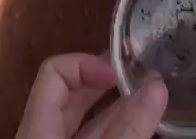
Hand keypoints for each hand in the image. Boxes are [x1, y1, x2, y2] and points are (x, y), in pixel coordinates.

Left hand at [14, 54, 168, 138]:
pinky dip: (121, 130)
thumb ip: (125, 128)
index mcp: (36, 128)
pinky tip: (146, 126)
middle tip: (145, 72)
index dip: (88, 64)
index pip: (55, 71)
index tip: (121, 71)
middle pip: (74, 95)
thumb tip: (158, 83)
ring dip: (121, 107)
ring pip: (89, 122)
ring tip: (154, 95)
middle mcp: (45, 135)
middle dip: (111, 80)